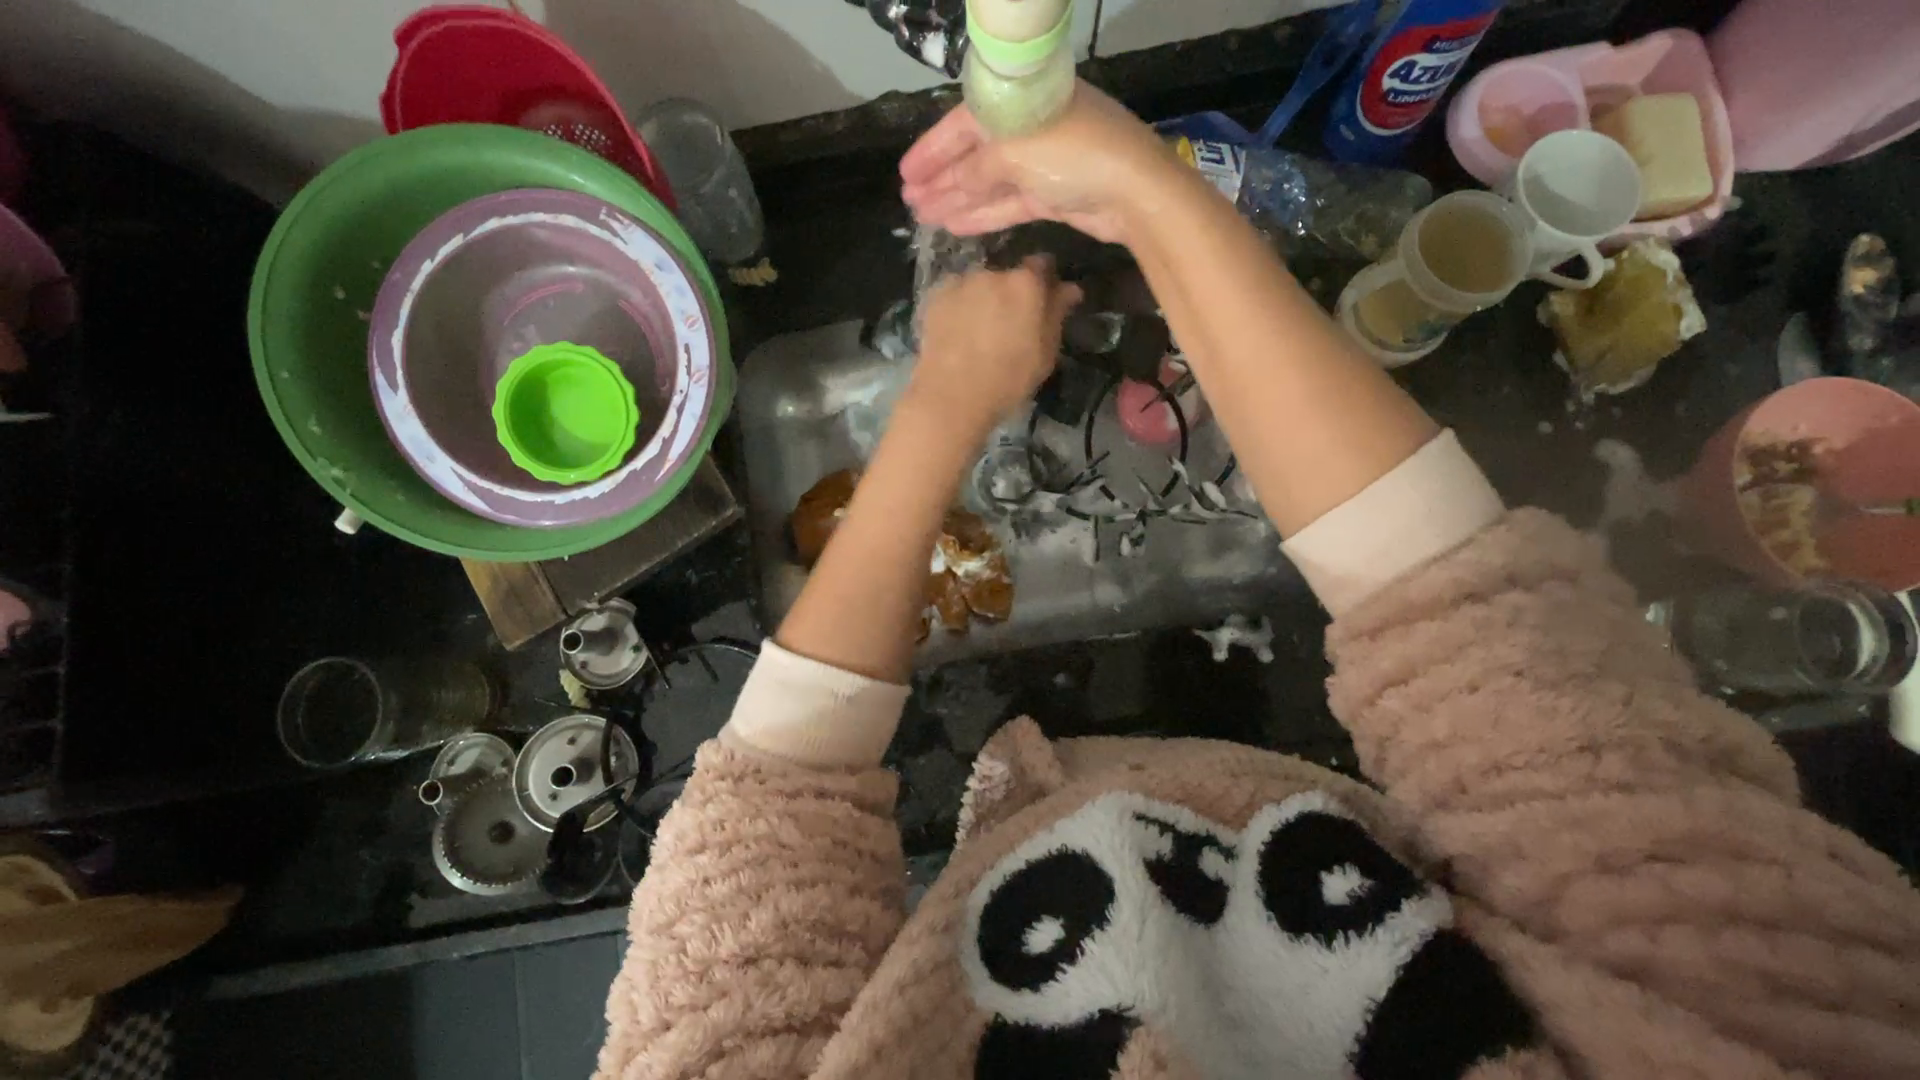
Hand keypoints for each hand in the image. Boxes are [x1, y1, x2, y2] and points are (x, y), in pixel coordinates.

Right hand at [900, 82, 1182, 244]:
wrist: (1134, 192)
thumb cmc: (1073, 154)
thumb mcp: (1014, 153)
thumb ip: (976, 170)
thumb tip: (950, 187)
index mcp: (1021, 101)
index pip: (966, 121)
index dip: (934, 146)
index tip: (906, 172)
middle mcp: (1031, 128)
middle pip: (976, 153)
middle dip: (942, 177)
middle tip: (909, 200)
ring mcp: (1044, 163)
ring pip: (990, 182)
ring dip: (956, 199)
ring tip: (922, 217)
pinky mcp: (1054, 195)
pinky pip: (1009, 203)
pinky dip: (983, 214)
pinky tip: (954, 226)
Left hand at [906, 257, 1079, 432]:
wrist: (950, 397)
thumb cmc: (1008, 379)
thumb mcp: (1045, 353)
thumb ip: (1056, 314)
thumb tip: (1069, 289)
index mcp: (1025, 284)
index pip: (1042, 265)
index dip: (1044, 282)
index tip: (1044, 302)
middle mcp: (992, 273)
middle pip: (1008, 276)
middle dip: (1012, 294)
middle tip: (1011, 325)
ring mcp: (960, 283)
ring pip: (980, 286)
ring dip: (985, 300)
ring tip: (981, 333)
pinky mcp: (934, 298)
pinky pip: (956, 296)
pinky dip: (961, 308)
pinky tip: (959, 333)